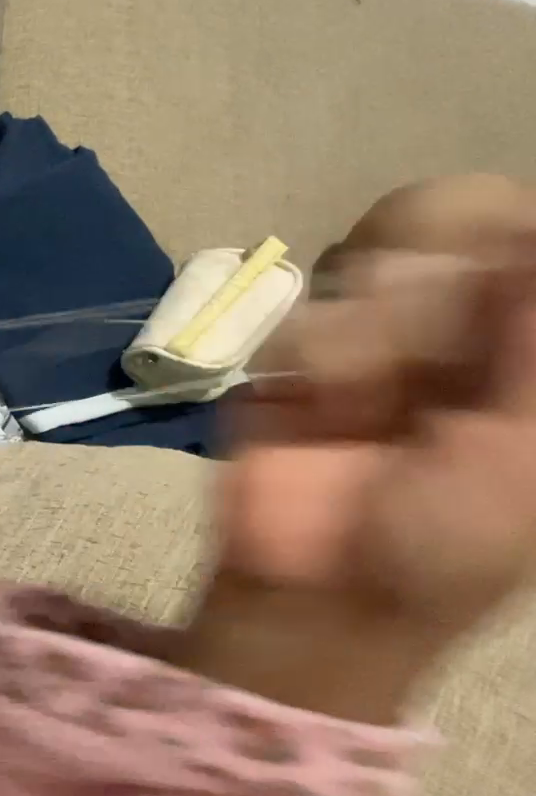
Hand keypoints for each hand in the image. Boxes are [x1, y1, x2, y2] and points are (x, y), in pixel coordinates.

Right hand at [180, 245, 535, 722]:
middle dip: (435, 287)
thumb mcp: (530, 442)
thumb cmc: (455, 533)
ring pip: (369, 257)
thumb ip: (534, 341)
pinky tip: (322, 406)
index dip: (510, 243)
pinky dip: (313, 359)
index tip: (500, 286)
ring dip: (373, 337)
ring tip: (367, 402)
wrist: (320, 582)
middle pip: (447, 213)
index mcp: (524, 335)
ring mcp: (364, 334)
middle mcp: (457, 316)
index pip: (522, 231)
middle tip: (434, 362)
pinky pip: (301, 314)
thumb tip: (522, 246)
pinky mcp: (283, 360)